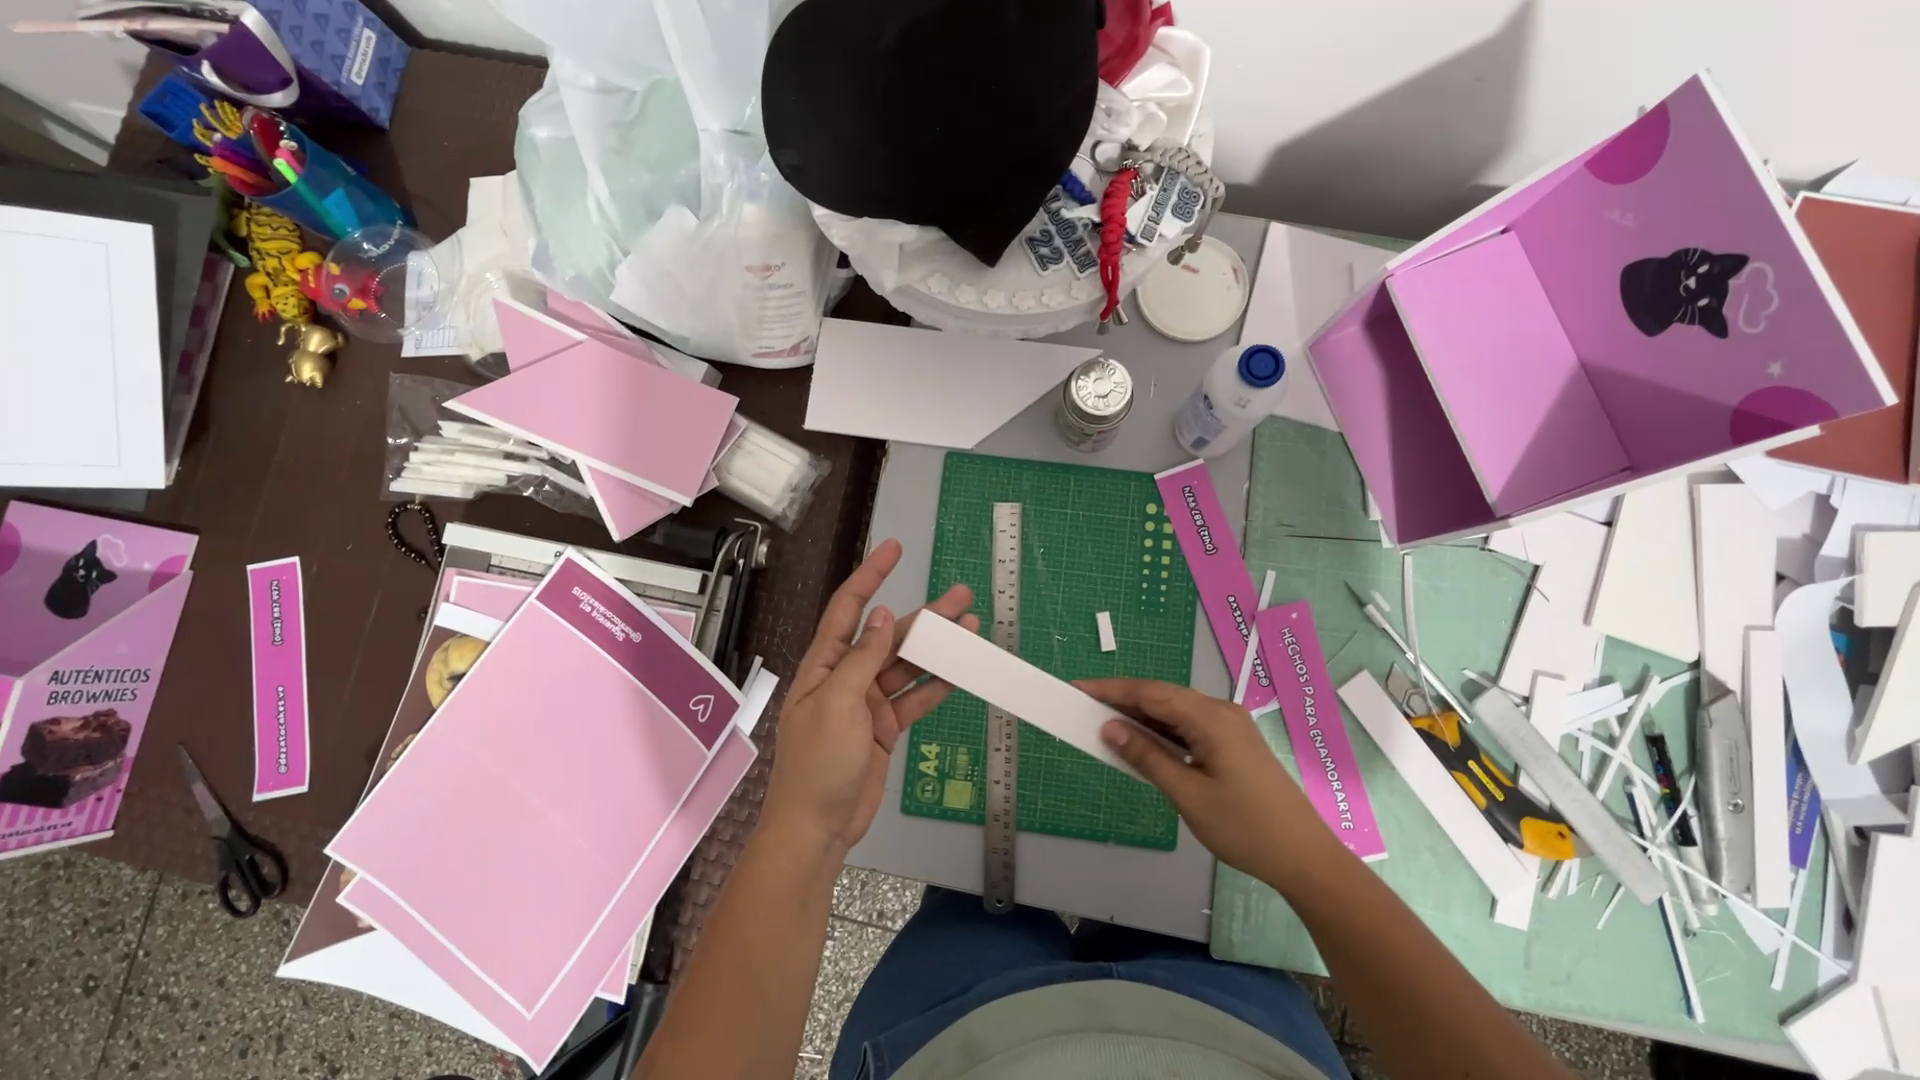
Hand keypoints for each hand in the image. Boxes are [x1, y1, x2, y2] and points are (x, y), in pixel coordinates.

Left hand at [762, 539, 976, 856]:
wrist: (818, 826)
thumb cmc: (817, 763)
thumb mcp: (838, 704)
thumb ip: (862, 660)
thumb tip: (880, 617)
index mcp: (825, 665)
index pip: (849, 608)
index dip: (870, 575)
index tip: (894, 548)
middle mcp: (847, 677)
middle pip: (888, 636)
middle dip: (924, 616)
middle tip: (961, 596)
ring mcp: (868, 703)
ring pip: (908, 666)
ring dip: (937, 648)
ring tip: (971, 628)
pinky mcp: (884, 728)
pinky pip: (915, 698)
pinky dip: (937, 685)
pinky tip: (962, 671)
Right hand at [1082, 679, 1334, 886]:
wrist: (1304, 856)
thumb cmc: (1244, 828)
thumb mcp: (1187, 795)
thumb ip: (1147, 757)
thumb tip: (1110, 728)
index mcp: (1211, 718)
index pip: (1150, 693)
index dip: (1111, 689)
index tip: (1077, 688)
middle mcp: (1222, 712)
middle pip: (1163, 696)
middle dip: (1122, 699)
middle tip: (1083, 707)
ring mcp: (1231, 727)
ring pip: (1176, 711)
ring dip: (1142, 716)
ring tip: (1104, 722)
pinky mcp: (1235, 743)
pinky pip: (1190, 726)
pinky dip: (1162, 731)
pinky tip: (1142, 741)